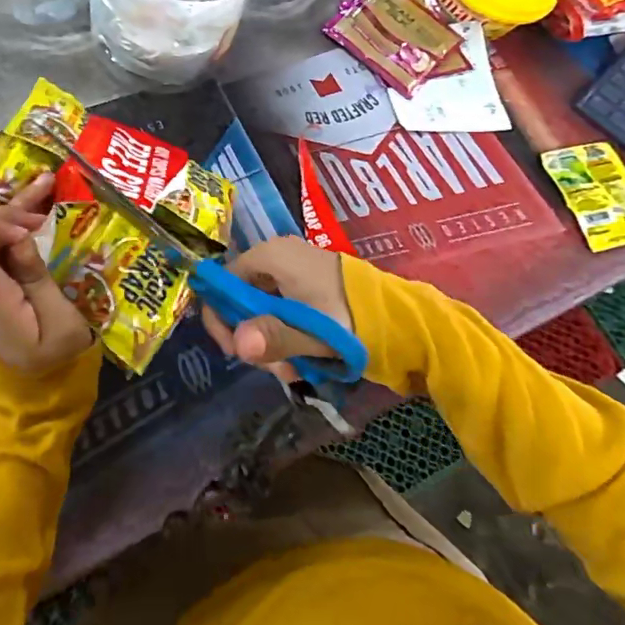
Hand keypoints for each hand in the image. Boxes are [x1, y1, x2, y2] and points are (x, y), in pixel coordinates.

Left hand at [0, 173, 95, 374]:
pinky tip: (36, 192)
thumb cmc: (55, 358)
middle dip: (1, 213)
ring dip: (6, 208)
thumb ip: (36, 278)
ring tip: (45, 186)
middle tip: (39, 215)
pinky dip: (8, 216)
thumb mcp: (60, 325)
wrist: (36, 385)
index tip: (29, 230)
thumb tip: (18, 237)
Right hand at [200, 236, 356, 382]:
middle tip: (275, 367)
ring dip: (270, 342)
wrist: (404, 318)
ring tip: (294, 369)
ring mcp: (292, 269)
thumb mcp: (311, 333)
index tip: (236, 351)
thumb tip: (238, 345)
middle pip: (241, 299)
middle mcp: (276, 256)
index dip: (220, 318)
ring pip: (261, 309)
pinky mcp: (307, 284)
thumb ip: (273, 337)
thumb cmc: (352, 319)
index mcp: (270, 255)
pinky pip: (280, 309)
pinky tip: (301, 357)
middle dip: (252, 337)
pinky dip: (285, 334)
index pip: (222, 283)